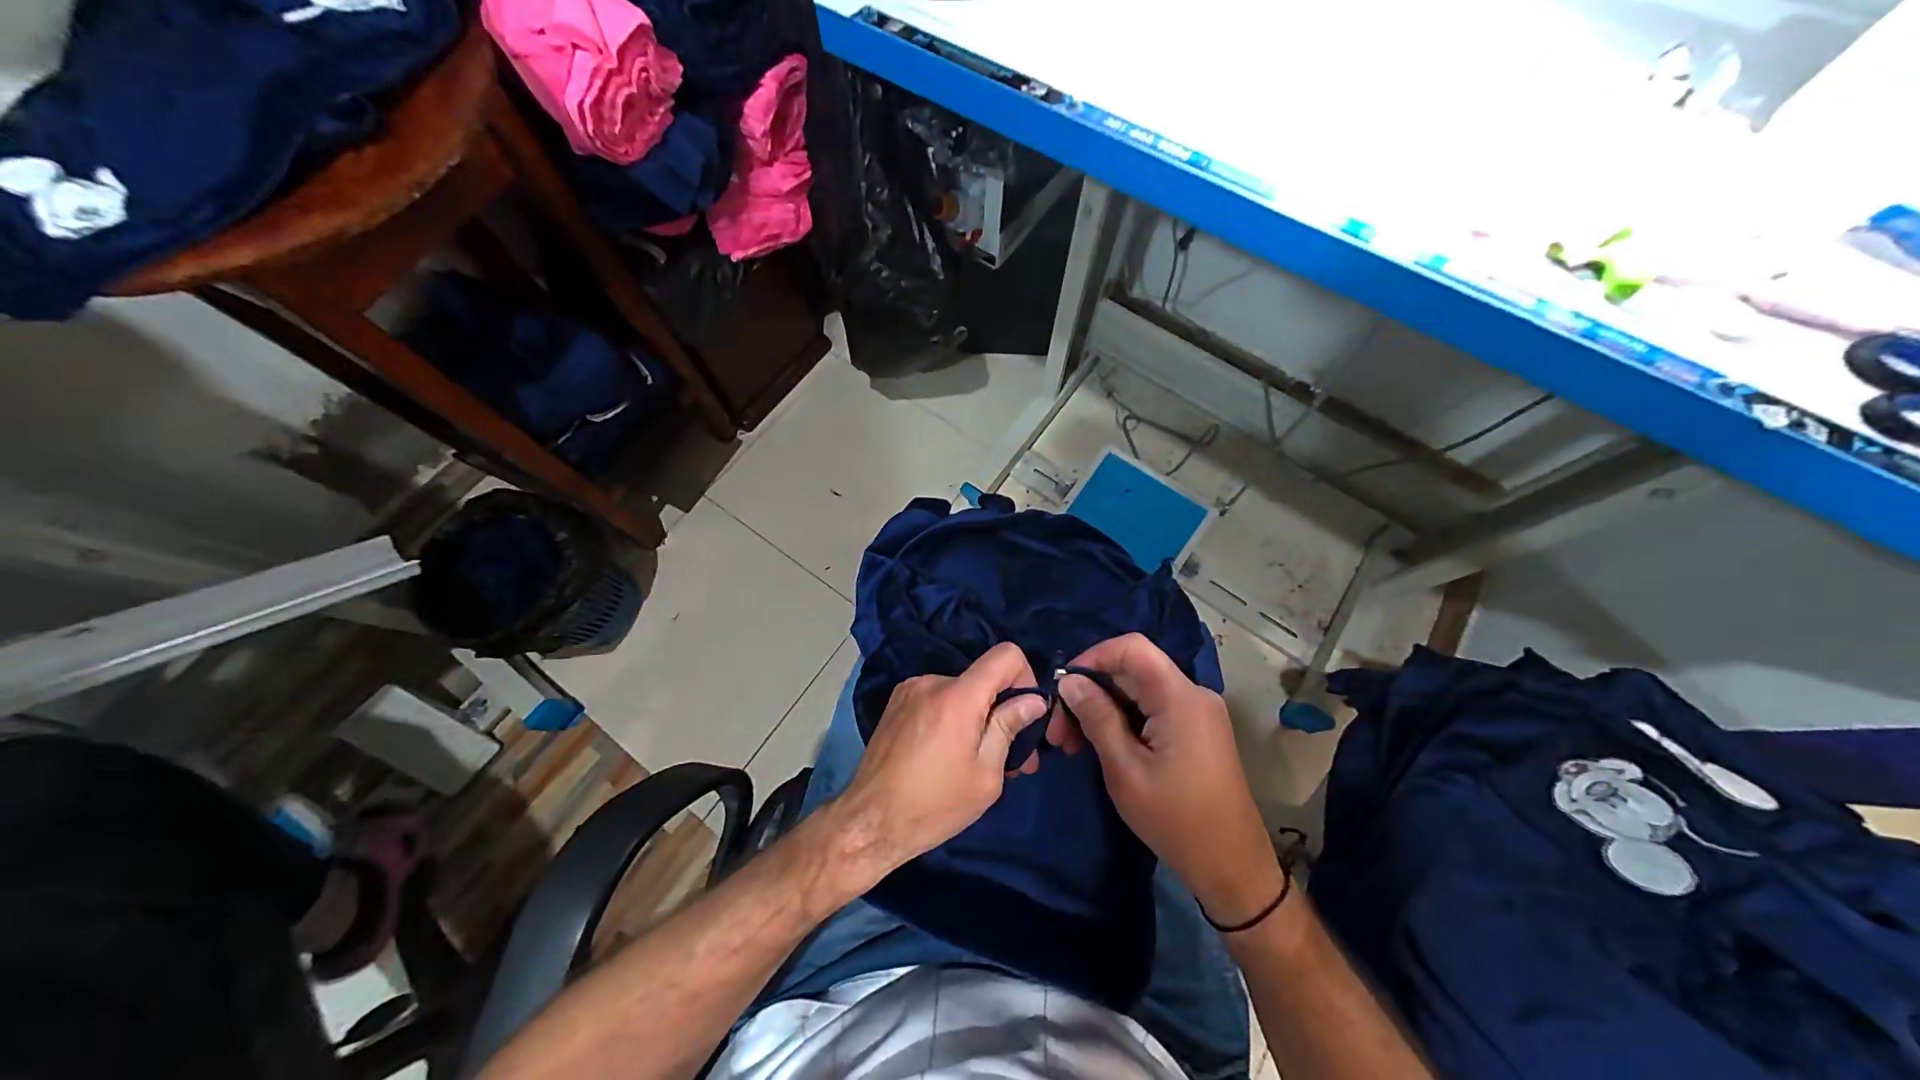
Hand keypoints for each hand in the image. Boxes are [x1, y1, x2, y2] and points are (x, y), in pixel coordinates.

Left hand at [829, 643, 1050, 879]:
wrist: (870, 821)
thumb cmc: (934, 805)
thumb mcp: (985, 775)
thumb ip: (1009, 728)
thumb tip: (1034, 700)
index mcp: (958, 696)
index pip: (1006, 654)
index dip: (1025, 677)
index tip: (1025, 714)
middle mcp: (932, 681)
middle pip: (983, 679)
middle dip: (1002, 710)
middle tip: (1012, 756)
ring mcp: (910, 690)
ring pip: (961, 692)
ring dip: (976, 718)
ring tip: (977, 761)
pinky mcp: (896, 703)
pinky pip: (938, 699)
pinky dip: (952, 718)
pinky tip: (948, 754)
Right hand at [1054, 633, 1284, 925]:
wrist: (1231, 866)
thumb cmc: (1175, 819)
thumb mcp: (1125, 769)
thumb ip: (1097, 717)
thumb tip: (1070, 681)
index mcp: (1180, 697)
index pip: (1132, 648)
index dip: (1093, 657)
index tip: (1063, 689)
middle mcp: (1193, 695)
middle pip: (1133, 671)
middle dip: (1091, 691)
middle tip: (1059, 731)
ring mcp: (1199, 713)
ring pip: (1140, 691)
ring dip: (1103, 709)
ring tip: (1072, 745)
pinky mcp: (1197, 732)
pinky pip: (1154, 709)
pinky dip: (1124, 721)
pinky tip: (1101, 747)